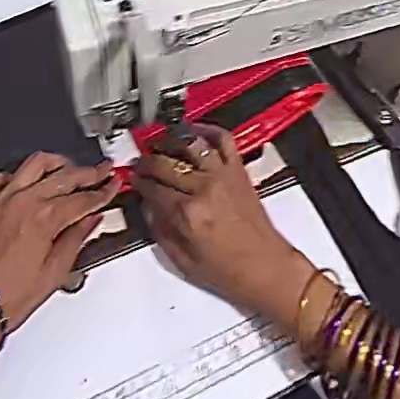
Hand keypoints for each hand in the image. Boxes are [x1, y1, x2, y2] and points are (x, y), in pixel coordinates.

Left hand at [0, 153, 116, 387]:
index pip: (84, 197)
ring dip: (58, 163)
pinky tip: (26, 180)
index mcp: (45, 218)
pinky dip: (17, 174)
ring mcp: (2, 200)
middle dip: (90, 172)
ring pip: (36, 163)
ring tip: (69, 167)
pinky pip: (1, 176)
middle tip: (102, 170)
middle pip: (66, 174)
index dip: (104, 190)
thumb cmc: (6, 299)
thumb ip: (77, 239)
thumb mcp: (55, 272)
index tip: (112, 185)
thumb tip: (91, 221)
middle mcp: (24, 202)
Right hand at [133, 124, 314, 330]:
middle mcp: (205, 188)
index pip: (153, 188)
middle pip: (166, 164)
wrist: (265, 266)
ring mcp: (223, 175)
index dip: (139, 182)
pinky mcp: (238, 170)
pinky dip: (208, 129)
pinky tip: (194, 129)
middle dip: (148, 162)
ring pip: (190, 145)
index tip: (134, 180)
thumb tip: (148, 208)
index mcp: (189, 214)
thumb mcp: (183, 261)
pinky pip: (223, 139)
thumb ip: (161, 232)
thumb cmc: (230, 269)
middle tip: (141, 162)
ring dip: (171, 141)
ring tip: (160, 142)